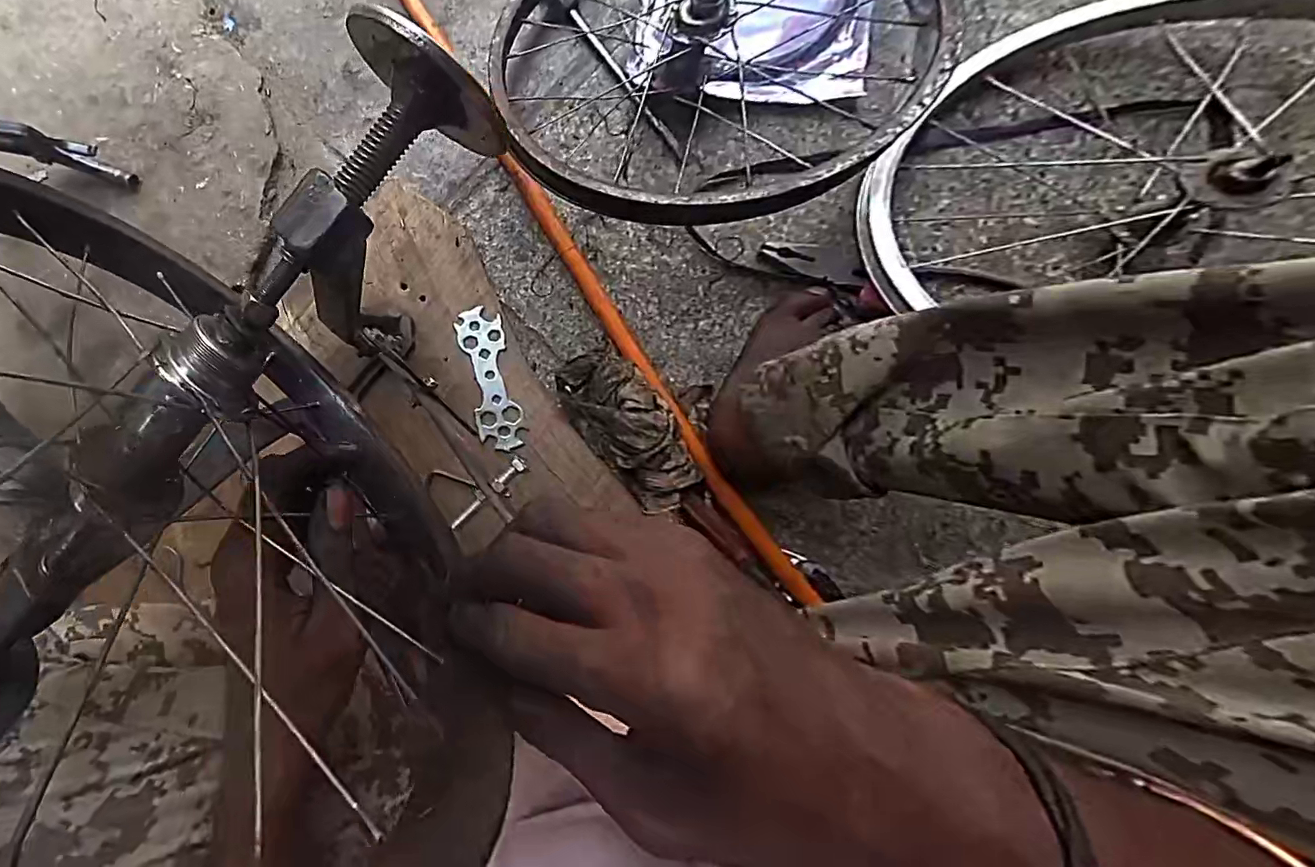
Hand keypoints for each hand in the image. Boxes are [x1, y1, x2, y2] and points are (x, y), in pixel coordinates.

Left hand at [209, 450, 368, 864]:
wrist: (271, 751)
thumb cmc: (305, 689)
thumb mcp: (336, 619)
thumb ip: (336, 551)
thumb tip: (341, 491)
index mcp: (244, 557)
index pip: (268, 482)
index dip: (304, 459)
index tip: (344, 449)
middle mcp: (230, 554)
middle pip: (265, 492)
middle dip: (308, 473)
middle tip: (354, 466)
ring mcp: (233, 570)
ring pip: (268, 512)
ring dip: (305, 496)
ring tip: (350, 486)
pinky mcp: (244, 584)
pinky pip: (270, 535)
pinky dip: (299, 522)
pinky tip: (334, 523)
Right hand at [449, 500, 1061, 866]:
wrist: (873, 759)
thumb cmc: (761, 807)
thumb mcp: (651, 807)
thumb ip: (557, 734)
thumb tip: (492, 678)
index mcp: (643, 678)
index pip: (517, 632)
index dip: (471, 630)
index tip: (449, 630)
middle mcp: (648, 596)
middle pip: (523, 555)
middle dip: (476, 575)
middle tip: (461, 599)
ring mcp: (667, 554)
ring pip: (551, 515)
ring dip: (514, 543)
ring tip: (504, 577)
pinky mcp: (682, 538)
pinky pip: (593, 514)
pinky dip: (561, 534)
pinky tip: (563, 569)